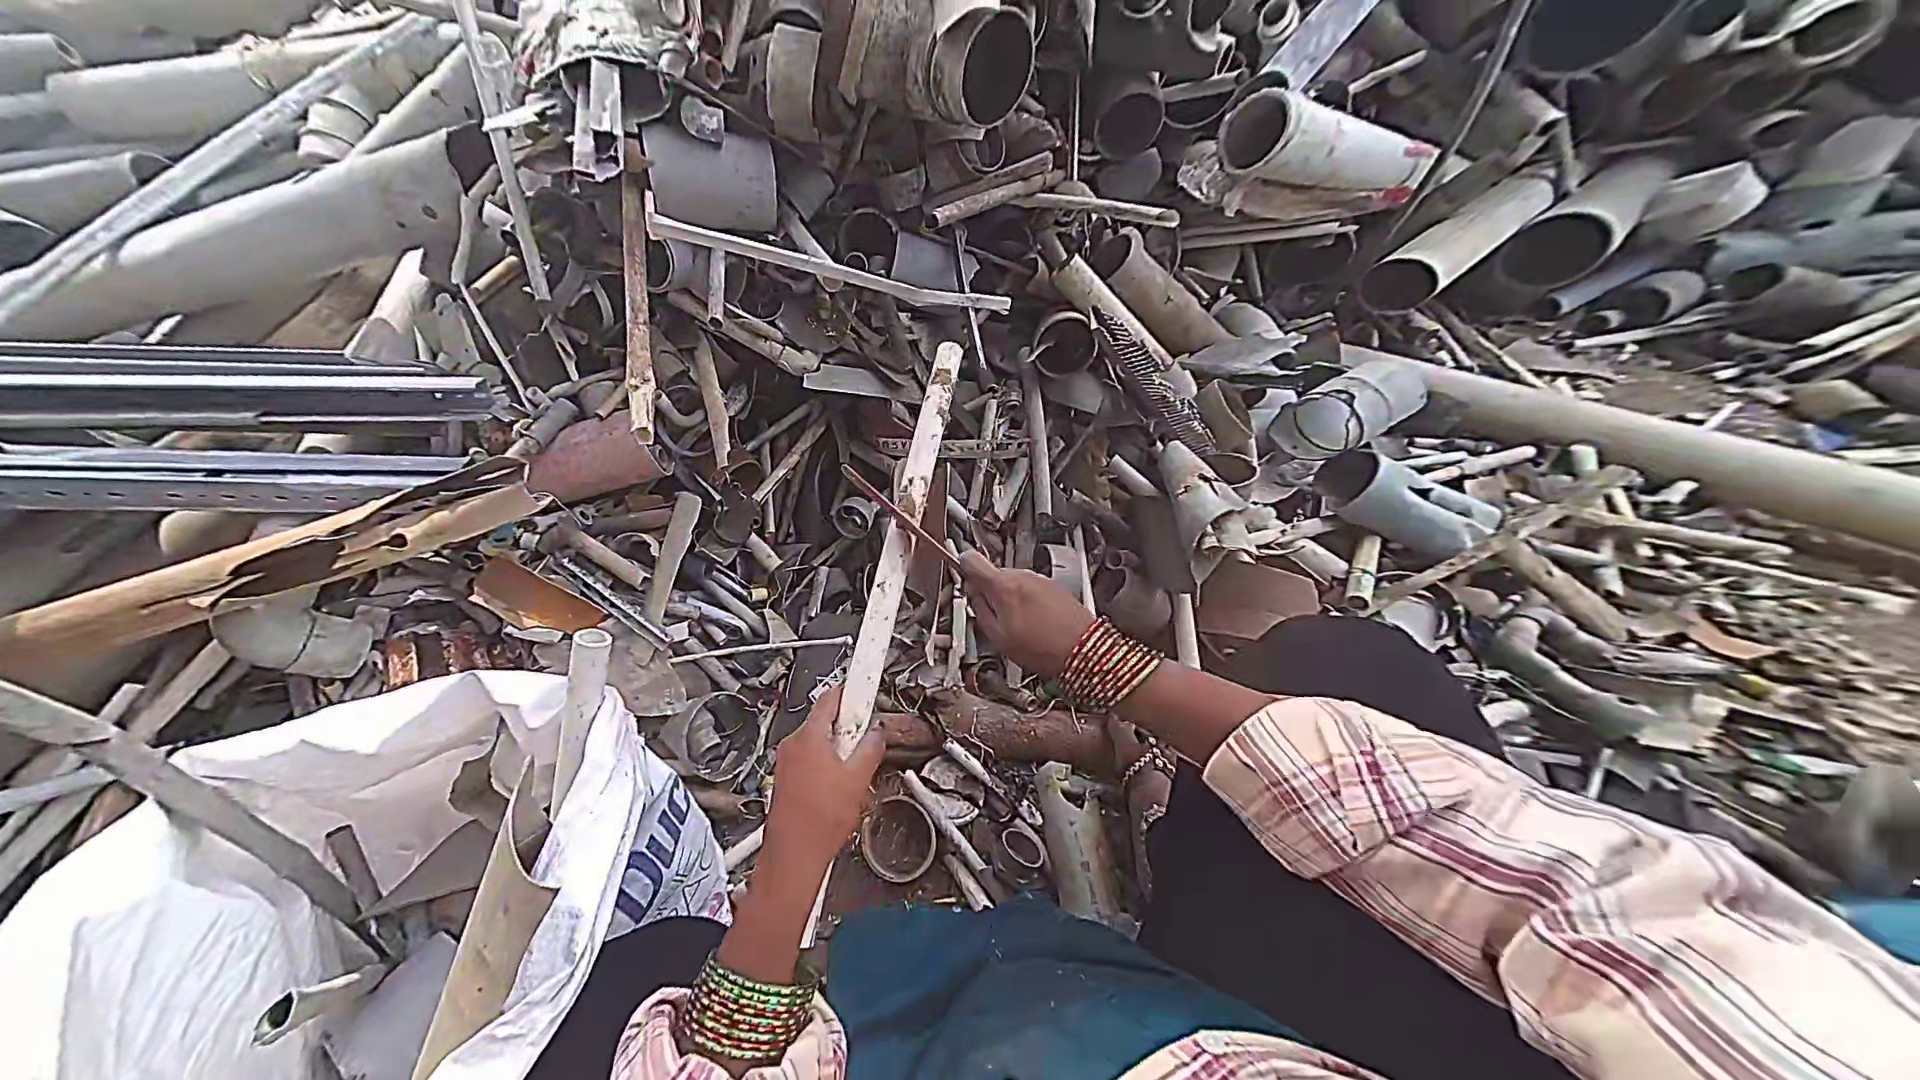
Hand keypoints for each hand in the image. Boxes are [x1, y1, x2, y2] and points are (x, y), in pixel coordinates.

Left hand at [761, 684, 887, 876]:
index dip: (852, 688)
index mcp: (808, 737)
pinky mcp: (786, 778)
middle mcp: (793, 745)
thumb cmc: (819, 821)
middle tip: (866, 740)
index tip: (864, 681)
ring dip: (839, 747)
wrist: (795, 855)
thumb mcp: (859, 778)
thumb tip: (877, 733)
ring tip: (852, 772)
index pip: (830, 697)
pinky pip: (811, 758)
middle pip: (826, 719)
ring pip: (819, 740)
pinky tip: (838, 786)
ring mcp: (787, 762)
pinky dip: (827, 763)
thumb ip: (871, 747)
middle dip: (849, 726)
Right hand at [959, 551, 1094, 677]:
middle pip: (993, 574)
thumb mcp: (997, 636)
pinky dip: (1026, 602)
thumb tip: (972, 596)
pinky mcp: (1053, 586)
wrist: (1082, 650)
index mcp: (1002, 585)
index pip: (971, 560)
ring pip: (1012, 582)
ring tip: (1017, 626)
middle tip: (993, 618)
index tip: (962, 577)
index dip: (962, 568)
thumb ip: (979, 610)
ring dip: (1009, 599)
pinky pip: (1029, 589)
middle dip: (989, 592)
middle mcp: (1022, 576)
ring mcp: (1039, 579)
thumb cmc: (1043, 648)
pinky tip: (1033, 624)